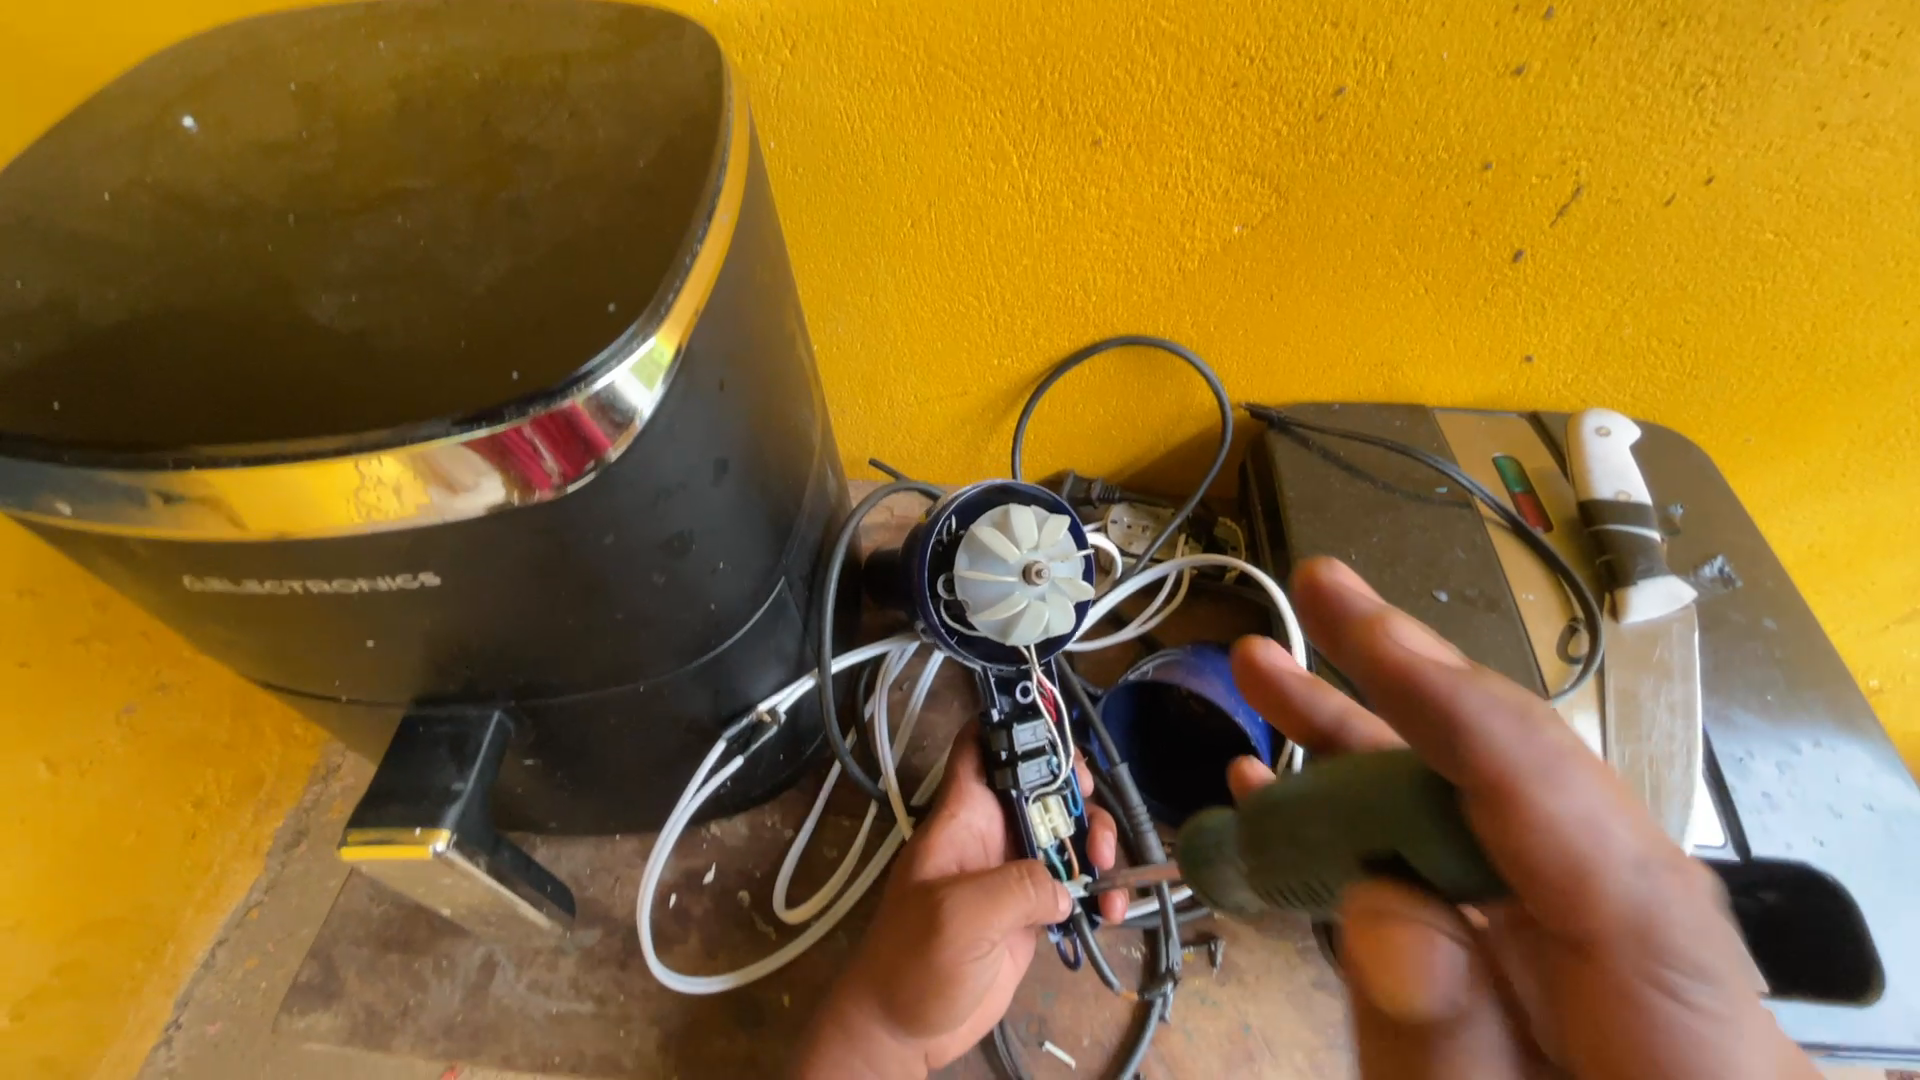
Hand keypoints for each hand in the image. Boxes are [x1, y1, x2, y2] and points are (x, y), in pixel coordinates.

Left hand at [796, 723, 1124, 1077]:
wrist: (903, 1027)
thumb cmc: (912, 960)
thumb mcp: (958, 915)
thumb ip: (1015, 888)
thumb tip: (1064, 886)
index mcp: (963, 815)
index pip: (978, 747)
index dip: (1009, 724)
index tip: (1051, 729)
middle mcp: (991, 831)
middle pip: (1039, 785)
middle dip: (1074, 787)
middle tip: (1092, 812)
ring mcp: (1012, 870)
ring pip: (1064, 831)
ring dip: (1096, 841)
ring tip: (1107, 869)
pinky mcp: (1029, 909)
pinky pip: (1073, 883)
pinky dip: (1099, 889)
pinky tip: (1111, 909)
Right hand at [1227, 557, 1817, 1079]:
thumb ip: (1444, 1048)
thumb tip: (1380, 902)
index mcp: (1683, 1029)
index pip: (1570, 820)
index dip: (1454, 708)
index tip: (1354, 625)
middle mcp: (1648, 970)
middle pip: (1525, 789)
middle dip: (1409, 682)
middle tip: (1316, 594)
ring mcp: (1588, 970)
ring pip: (1468, 817)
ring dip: (1358, 742)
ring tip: (1265, 673)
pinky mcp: (1534, 980)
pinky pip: (1441, 879)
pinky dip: (1354, 828)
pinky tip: (1272, 789)